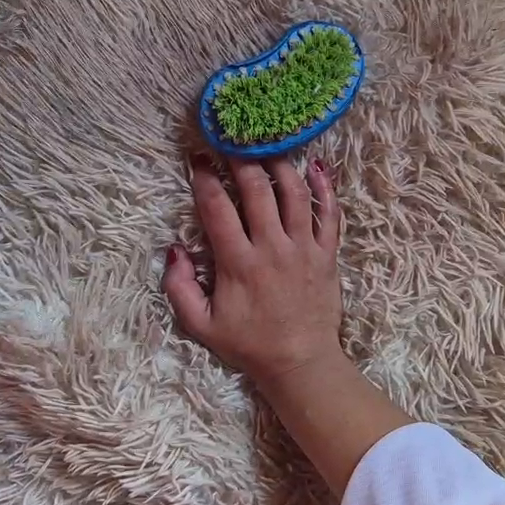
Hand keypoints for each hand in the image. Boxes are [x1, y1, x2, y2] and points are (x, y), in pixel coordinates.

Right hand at [163, 155, 411, 494]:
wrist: (300, 363)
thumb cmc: (248, 343)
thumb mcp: (201, 325)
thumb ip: (179, 288)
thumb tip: (174, 249)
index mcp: (239, 263)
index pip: (218, 208)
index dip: (205, 179)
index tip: (197, 159)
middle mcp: (272, 249)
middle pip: (257, 190)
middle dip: (241, 160)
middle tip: (232, 140)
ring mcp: (304, 249)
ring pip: (295, 194)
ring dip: (280, 165)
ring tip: (268, 145)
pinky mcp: (327, 254)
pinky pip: (330, 214)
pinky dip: (324, 187)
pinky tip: (316, 166)